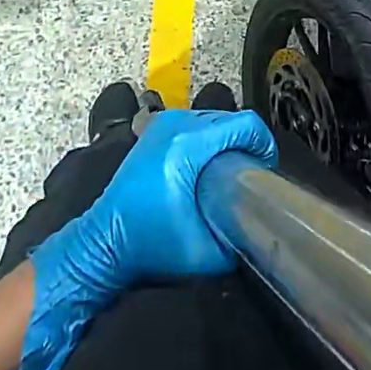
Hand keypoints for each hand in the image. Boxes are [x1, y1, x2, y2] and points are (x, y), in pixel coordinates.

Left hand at [20, 109, 277, 369]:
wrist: (106, 239)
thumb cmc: (152, 243)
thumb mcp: (210, 250)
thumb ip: (243, 231)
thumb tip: (263, 217)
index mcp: (189, 143)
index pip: (246, 124)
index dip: (264, 147)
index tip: (264, 174)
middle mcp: (174, 124)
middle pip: (230, 119)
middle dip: (245, 146)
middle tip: (248, 179)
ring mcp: (160, 124)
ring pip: (211, 120)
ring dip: (225, 143)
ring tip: (226, 176)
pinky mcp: (152, 131)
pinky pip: (193, 125)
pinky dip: (206, 140)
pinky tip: (204, 169)